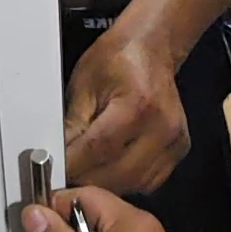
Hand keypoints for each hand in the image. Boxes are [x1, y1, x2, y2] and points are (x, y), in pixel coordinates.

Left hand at [63, 28, 187, 193]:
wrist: (151, 46)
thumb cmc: (118, 57)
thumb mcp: (84, 84)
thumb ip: (72, 125)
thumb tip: (55, 158)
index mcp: (137, 106)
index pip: (97, 151)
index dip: (71, 166)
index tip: (51, 175)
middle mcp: (162, 128)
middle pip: (116, 176)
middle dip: (85, 180)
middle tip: (64, 176)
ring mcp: (174, 142)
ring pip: (131, 185)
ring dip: (105, 184)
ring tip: (86, 170)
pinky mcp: (179, 151)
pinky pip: (147, 182)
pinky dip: (125, 181)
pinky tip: (110, 166)